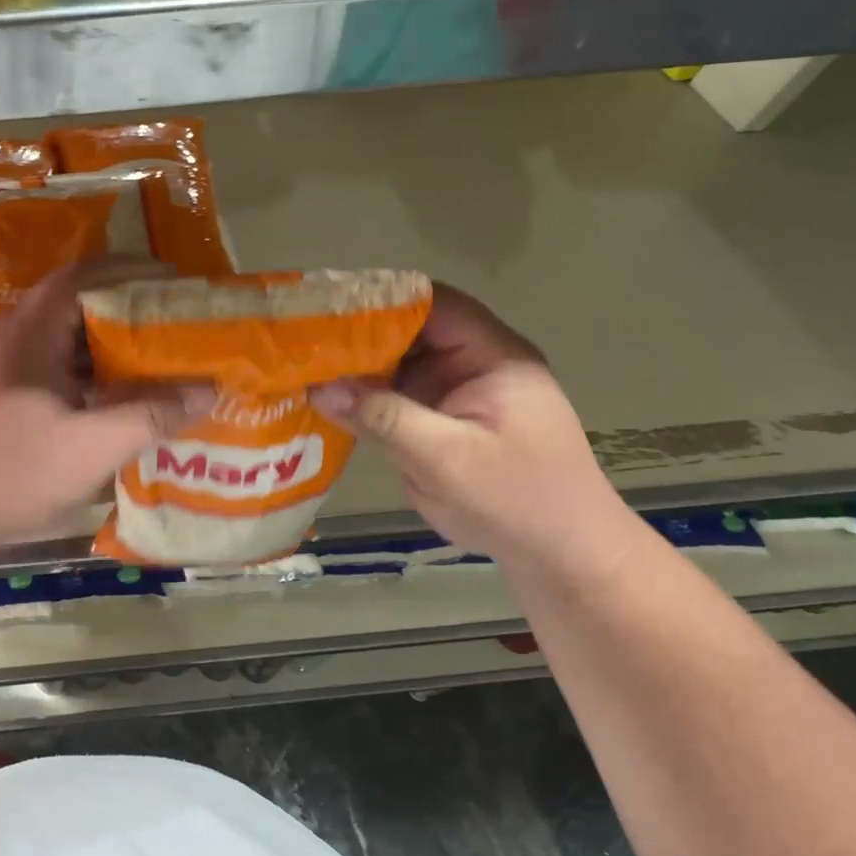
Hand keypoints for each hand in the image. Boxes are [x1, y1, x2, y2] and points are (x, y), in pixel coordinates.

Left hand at [0, 258, 215, 559]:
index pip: (80, 276)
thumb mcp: (88, 450)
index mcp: (26, 334)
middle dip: (122, 309)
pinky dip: (76, 369)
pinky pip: (40, 362)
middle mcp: (5, 335)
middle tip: (170, 324)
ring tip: (149, 360)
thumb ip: (149, 416)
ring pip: (55, 337)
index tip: (170, 280)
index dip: (127, 270)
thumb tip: (209, 389)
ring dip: (99, 344)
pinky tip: (103, 398)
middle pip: (70, 304)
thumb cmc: (8, 474)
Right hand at [309, 284, 636, 571]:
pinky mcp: (436, 420)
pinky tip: (318, 396)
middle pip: (406, 329)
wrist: (559, 556)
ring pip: (393, 362)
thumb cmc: (518, 500)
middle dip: (355, 332)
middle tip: (297, 338)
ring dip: (352, 364)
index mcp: (491, 356)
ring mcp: (452, 392)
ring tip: (296, 362)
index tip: (326, 306)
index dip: (381, 299)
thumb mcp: (447, 459)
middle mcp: (470, 363)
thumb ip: (383, 418)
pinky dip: (359, 395)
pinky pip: (391, 396)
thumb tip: (319, 386)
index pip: (433, 304)